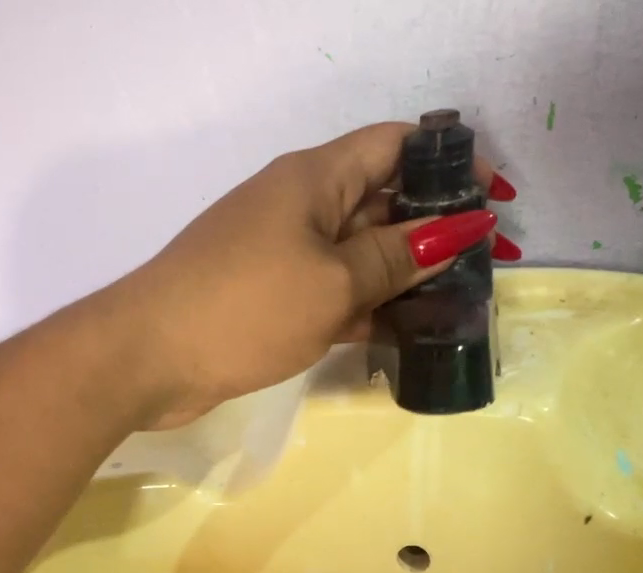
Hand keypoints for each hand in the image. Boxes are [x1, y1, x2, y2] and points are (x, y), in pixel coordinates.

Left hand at [104, 122, 511, 428]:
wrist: (145, 357)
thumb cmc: (243, 307)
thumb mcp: (332, 282)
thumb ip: (395, 257)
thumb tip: (457, 228)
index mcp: (314, 178)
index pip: (396, 145)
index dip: (451, 164)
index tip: (496, 201)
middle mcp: (299, 207)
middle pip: (381, 201)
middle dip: (434, 228)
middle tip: (485, 267)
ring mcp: (280, 256)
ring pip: (357, 255)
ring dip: (402, 277)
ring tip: (457, 305)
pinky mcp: (267, 300)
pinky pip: (330, 294)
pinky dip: (365, 310)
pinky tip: (404, 337)